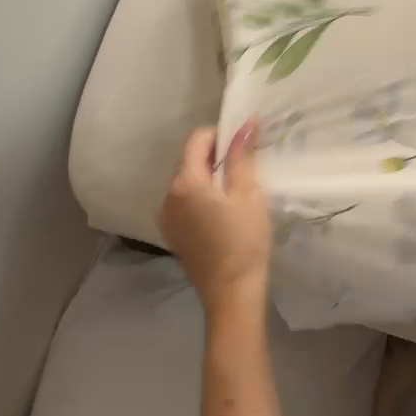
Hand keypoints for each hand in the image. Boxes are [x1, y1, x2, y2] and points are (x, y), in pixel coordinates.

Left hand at [157, 121, 271, 310]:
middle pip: (190, 160)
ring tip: (239, 188)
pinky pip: (186, 201)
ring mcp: (167, 217)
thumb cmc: (244, 239)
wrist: (231, 292)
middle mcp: (167, 196)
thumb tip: (245, 123)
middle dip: (217, 155)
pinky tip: (226, 210)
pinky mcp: (173, 233)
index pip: (197, 140)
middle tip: (248, 164)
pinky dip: (204, 195)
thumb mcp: (248, 193)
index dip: (222, 134)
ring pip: (188, 181)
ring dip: (211, 176)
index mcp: (184, 183)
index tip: (246, 143)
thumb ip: (242, 156)